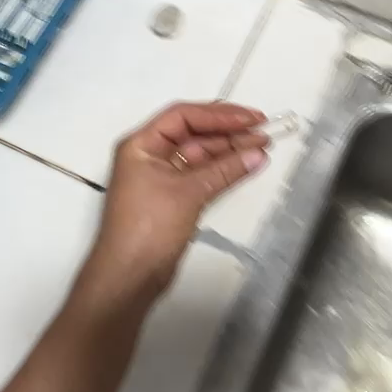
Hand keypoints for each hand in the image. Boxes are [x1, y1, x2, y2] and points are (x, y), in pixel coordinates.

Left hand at [83, 102, 269, 299]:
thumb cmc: (149, 227)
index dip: (219, 114)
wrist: (129, 277)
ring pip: (199, 153)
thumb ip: (225, 169)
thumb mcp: (188, 193)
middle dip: (228, 130)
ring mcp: (161, 177)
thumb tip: (259, 152)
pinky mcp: (172, 197)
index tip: (252, 118)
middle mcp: (149, 154)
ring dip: (228, 149)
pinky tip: (245, 165)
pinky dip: (222, 169)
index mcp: (142, 144)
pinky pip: (200, 173)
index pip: (184, 116)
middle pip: (193, 132)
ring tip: (262, 146)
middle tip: (263, 130)